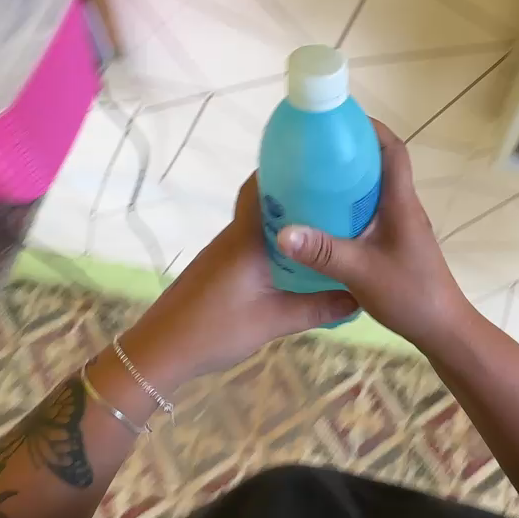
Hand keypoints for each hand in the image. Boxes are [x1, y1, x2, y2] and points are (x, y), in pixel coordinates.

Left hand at [122, 175, 358, 383]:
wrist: (161, 351)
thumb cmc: (214, 329)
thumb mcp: (273, 321)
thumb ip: (317, 309)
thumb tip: (358, 296)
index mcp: (247, 237)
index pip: (263, 185)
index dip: (290, 169)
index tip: (324, 166)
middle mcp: (236, 235)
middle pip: (268, 200)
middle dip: (300, 194)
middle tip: (340, 198)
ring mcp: (226, 251)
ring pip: (262, 222)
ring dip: (290, 220)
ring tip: (328, 226)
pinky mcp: (222, 267)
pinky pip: (255, 241)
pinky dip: (278, 242)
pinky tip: (300, 258)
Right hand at [274, 121, 478, 346]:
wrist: (442, 328)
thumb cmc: (409, 294)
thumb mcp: (360, 272)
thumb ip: (322, 251)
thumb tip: (282, 230)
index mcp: (401, 202)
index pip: (393, 149)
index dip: (370, 128)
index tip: (340, 120)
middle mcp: (404, 206)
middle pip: (380, 164)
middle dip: (350, 151)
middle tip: (313, 150)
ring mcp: (402, 224)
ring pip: (375, 189)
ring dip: (349, 179)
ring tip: (311, 179)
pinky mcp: (396, 241)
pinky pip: (371, 210)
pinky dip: (350, 205)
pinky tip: (324, 218)